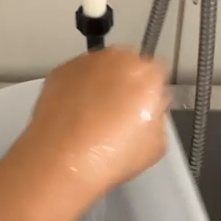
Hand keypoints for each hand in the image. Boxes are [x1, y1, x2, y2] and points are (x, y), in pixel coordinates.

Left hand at [12, 47, 168, 199]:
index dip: (153, 91)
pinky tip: (76, 115)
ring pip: (101, 67)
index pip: (158, 71)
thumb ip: (159, 117)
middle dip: (127, 83)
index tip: (146, 106)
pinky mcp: (61, 71)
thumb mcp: (156, 145)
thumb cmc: (107, 157)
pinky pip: (77, 75)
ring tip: (94, 117)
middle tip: (120, 113)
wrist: (62, 160)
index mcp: (147, 74)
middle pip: (129, 63)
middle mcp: (117, 60)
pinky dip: (78, 89)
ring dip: (101, 84)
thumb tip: (152, 111)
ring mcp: (86, 63)